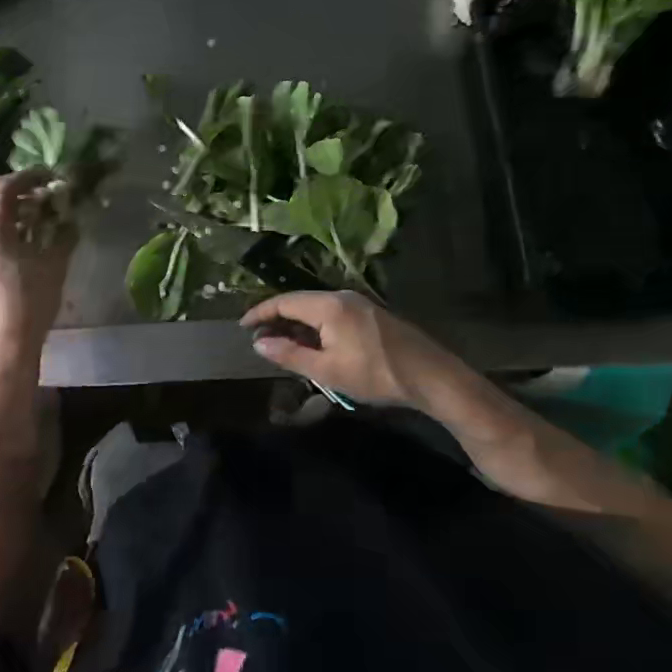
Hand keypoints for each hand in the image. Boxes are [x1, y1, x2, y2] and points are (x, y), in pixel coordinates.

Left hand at [0, 170, 75, 364]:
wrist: (11, 336)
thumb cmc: (34, 301)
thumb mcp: (56, 265)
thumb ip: (64, 236)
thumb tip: (71, 218)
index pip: (4, 190)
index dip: (26, 177)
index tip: (48, 175)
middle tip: (24, 186)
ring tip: (27, 208)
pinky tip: (23, 231)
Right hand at [239, 290, 465, 408]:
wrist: (429, 375)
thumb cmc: (375, 374)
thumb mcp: (327, 371)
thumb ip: (290, 355)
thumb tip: (259, 343)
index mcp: (329, 306)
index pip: (284, 301)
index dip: (260, 312)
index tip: (242, 326)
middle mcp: (342, 296)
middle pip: (300, 301)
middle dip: (277, 317)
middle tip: (259, 338)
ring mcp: (359, 303)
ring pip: (316, 307)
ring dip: (296, 323)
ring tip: (281, 344)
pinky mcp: (370, 314)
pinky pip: (332, 313)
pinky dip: (315, 325)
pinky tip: (312, 343)